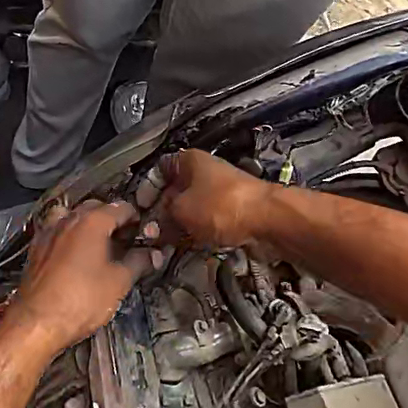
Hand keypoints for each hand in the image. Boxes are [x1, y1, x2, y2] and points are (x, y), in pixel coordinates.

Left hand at [7, 201, 157, 350]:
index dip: (137, 220)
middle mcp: (69, 218)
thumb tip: (153, 253)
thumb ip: (138, 262)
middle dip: (113, 221)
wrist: (37, 321)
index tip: (144, 235)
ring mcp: (49, 230)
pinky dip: (70, 236)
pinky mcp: (36, 247)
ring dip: (89, 226)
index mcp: (92, 221)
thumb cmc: (82, 299)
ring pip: (74, 217)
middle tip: (125, 242)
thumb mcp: (119, 282)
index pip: (122, 208)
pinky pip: (58, 231)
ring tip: (100, 248)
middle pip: (97, 208)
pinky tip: (76, 256)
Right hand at [156, 150, 276, 248]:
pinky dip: (194, 232)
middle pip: (172, 191)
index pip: (157, 170)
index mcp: (188, 161)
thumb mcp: (181, 211)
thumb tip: (151, 229)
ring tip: (163, 244)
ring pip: (188, 209)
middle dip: (159, 212)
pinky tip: (185, 246)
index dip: (145, 190)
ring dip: (176, 226)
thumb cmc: (219, 206)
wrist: (268, 219)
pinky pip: (204, 221)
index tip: (138, 211)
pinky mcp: (230, 212)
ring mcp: (217, 192)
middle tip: (148, 233)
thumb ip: (161, 219)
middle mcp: (202, 173)